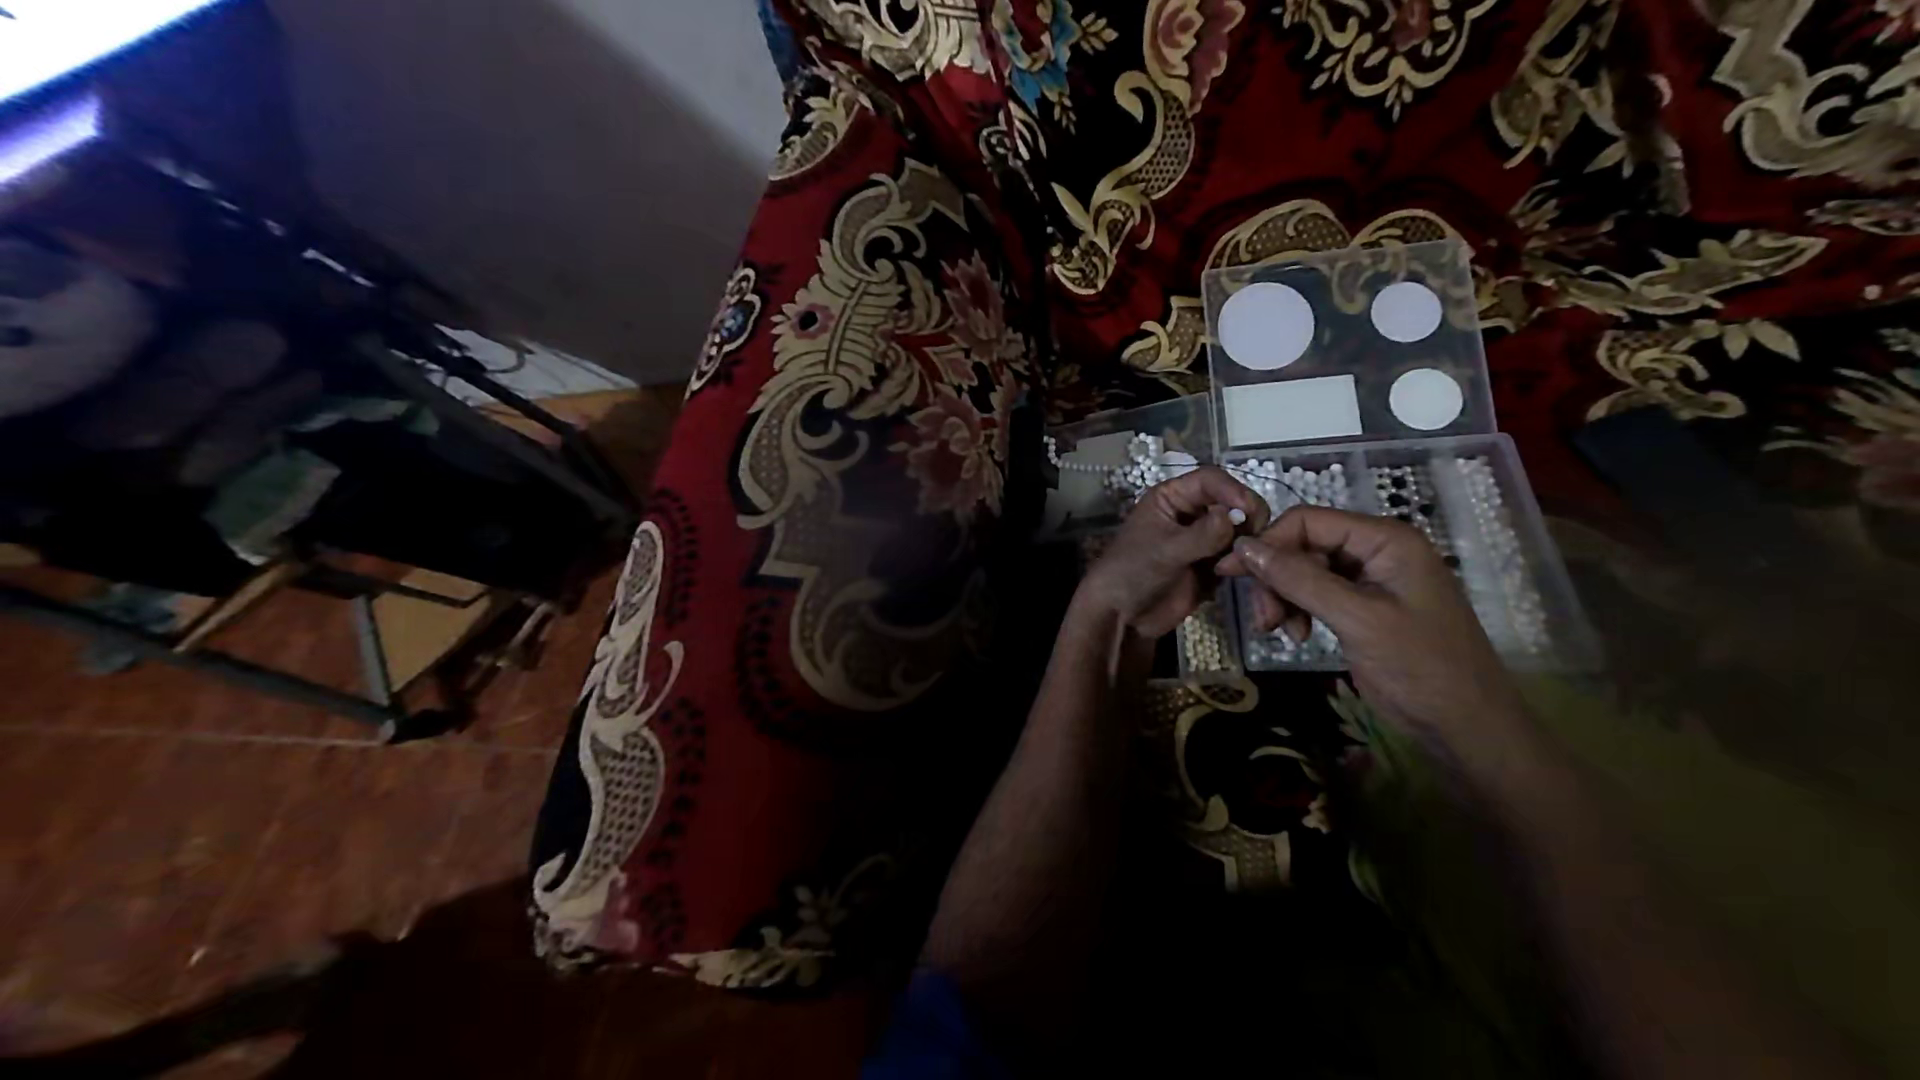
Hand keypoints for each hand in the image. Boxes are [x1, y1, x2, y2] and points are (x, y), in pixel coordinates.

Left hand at [1077, 466, 1269, 637]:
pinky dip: (1243, 562)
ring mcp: (1203, 539)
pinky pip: (1238, 556)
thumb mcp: (1165, 550)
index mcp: (1171, 497)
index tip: (1249, 511)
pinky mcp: (1211, 565)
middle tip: (1254, 539)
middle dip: (1246, 517)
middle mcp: (1190, 513)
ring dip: (1247, 543)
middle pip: (1231, 502)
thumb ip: (1202, 534)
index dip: (1232, 490)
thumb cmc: (1132, 573)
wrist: (1122, 616)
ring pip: (1239, 530)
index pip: (1210, 480)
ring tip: (1241, 562)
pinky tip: (1239, 573)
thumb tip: (1233, 516)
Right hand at [1216, 506, 1525, 748]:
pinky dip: (1296, 611)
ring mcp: (1367, 580)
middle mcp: (1374, 551)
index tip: (1232, 573)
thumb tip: (1243, 547)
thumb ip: (1299, 579)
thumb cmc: (1421, 665)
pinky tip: (1295, 636)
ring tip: (1276, 631)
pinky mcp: (1359, 607)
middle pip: (1301, 546)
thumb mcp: (1357, 618)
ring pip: (1301, 571)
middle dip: (1274, 578)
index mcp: (1384, 540)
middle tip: (1263, 619)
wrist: (1465, 725)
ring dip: (1281, 598)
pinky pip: (1312, 594)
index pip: (1307, 521)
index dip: (1268, 543)